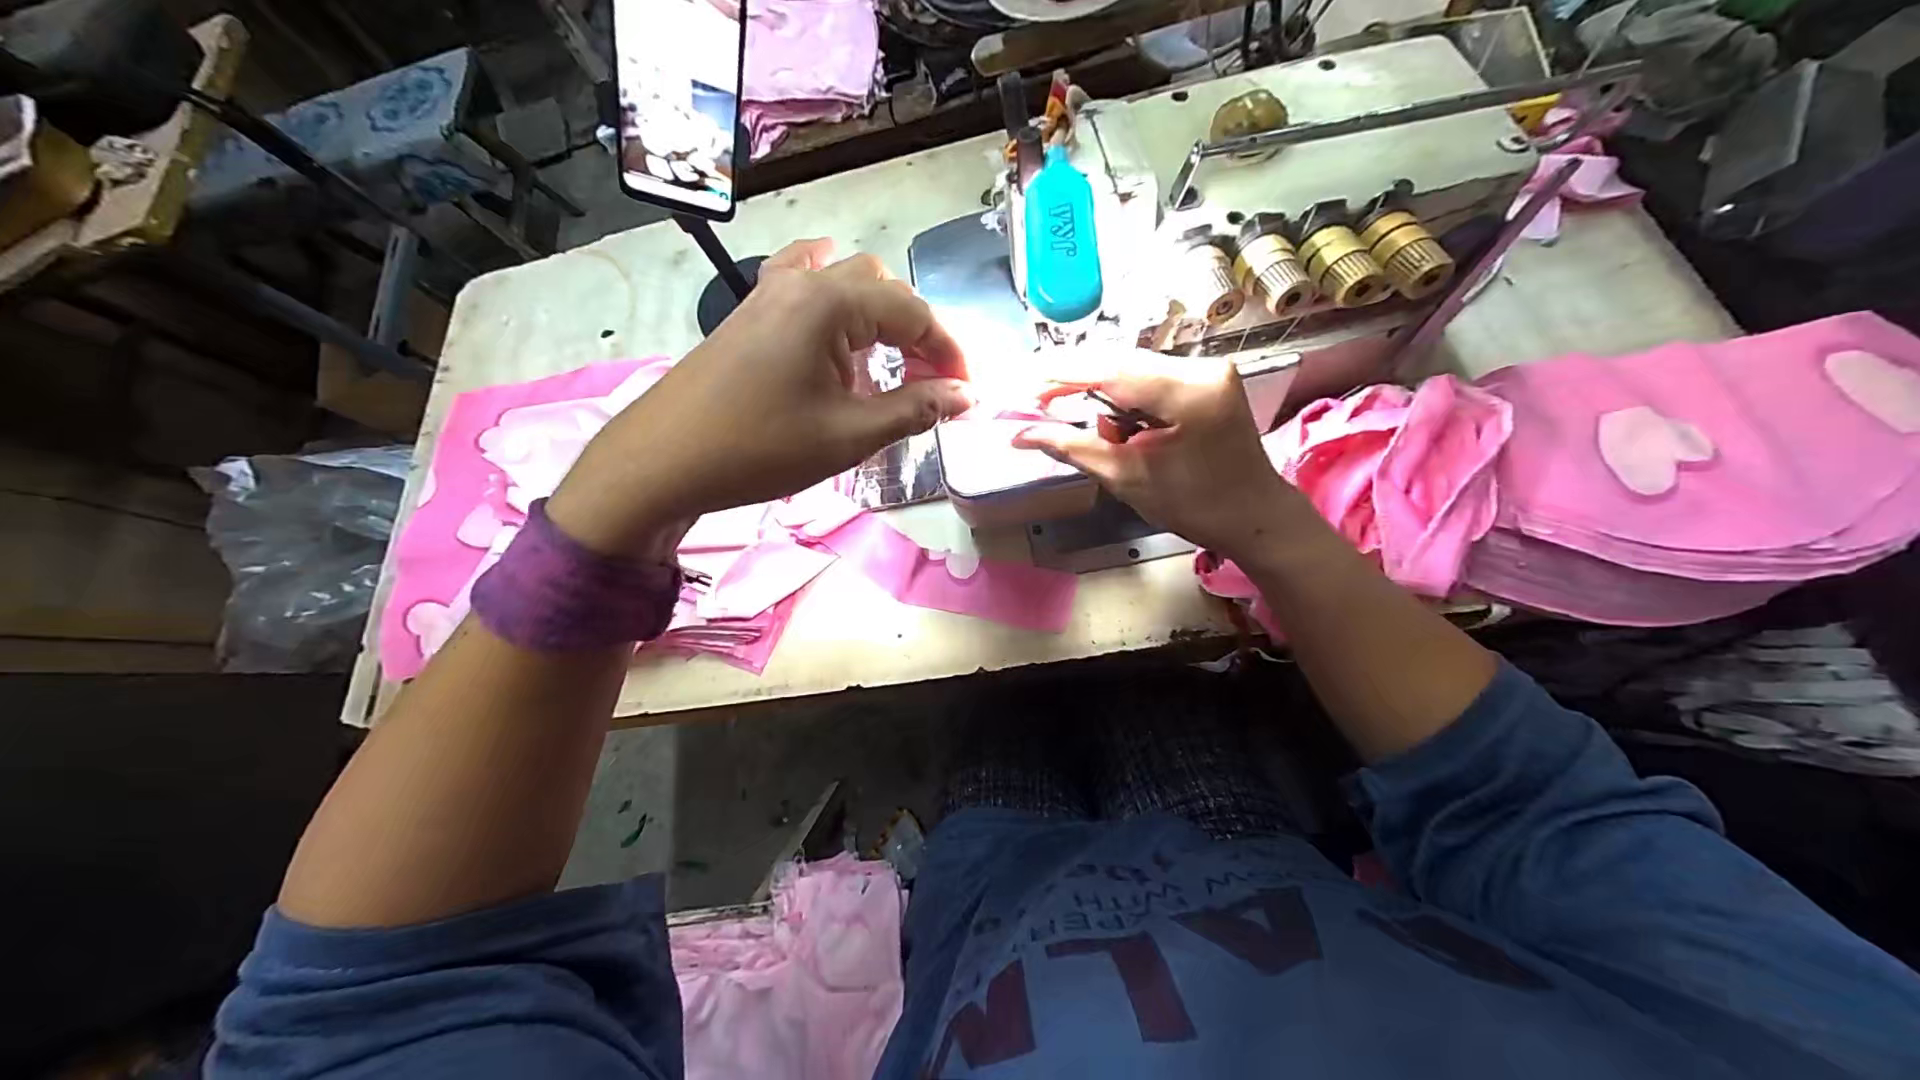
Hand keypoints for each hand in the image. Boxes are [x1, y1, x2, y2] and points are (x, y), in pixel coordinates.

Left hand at [548, 239, 972, 555]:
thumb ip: (914, 409)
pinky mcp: (751, 310)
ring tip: (887, 364)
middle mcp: (803, 281)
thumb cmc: (761, 448)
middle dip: (917, 334)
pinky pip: (805, 283)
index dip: (948, 352)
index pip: (913, 313)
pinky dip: (835, 301)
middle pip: (884, 289)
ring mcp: (771, 290)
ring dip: (879, 316)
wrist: (664, 458)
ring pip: (846, 281)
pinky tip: (836, 324)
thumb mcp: (849, 435)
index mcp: (831, 302)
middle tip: (929, 386)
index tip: (966, 392)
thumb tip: (964, 396)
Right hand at [1012, 350, 1306, 558]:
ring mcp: (1207, 370)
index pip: (1111, 370)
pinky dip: (1123, 397)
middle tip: (1036, 398)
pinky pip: (1150, 377)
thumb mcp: (1127, 478)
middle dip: (1076, 380)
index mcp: (1188, 393)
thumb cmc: (1194, 506)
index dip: (1062, 374)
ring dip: (1100, 392)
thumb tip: (1021, 434)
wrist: (1255, 515)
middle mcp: (1202, 369)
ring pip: (1132, 368)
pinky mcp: (1206, 379)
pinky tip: (1117, 424)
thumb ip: (1073, 448)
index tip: (1025, 383)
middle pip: (1120, 362)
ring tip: (1086, 425)